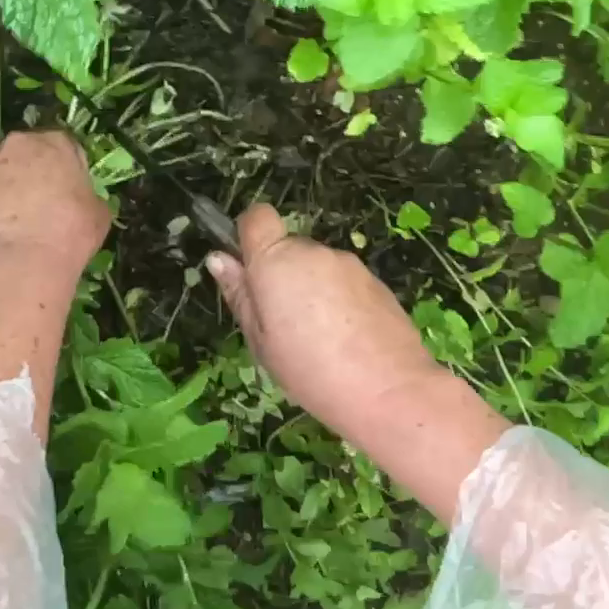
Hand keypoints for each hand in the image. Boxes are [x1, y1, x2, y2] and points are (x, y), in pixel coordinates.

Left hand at [0, 130, 109, 272]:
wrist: (22, 258)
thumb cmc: (69, 235)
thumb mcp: (98, 214)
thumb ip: (86, 195)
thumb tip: (79, 199)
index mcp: (57, 142)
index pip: (61, 147)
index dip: (60, 170)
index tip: (60, 192)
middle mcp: (18, 141)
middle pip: (21, 152)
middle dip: (23, 172)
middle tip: (26, 205)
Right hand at [206, 204, 445, 455]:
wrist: (390, 391)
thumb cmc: (310, 370)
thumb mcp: (260, 340)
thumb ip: (240, 294)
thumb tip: (218, 258)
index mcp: (276, 261)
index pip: (257, 217)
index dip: (248, 236)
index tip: (250, 271)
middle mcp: (313, 251)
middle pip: (288, 248)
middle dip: (282, 274)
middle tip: (283, 322)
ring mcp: (348, 264)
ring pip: (317, 266)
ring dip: (312, 288)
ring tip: (319, 337)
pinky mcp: (376, 281)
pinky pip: (343, 281)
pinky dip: (338, 300)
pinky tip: (346, 339)